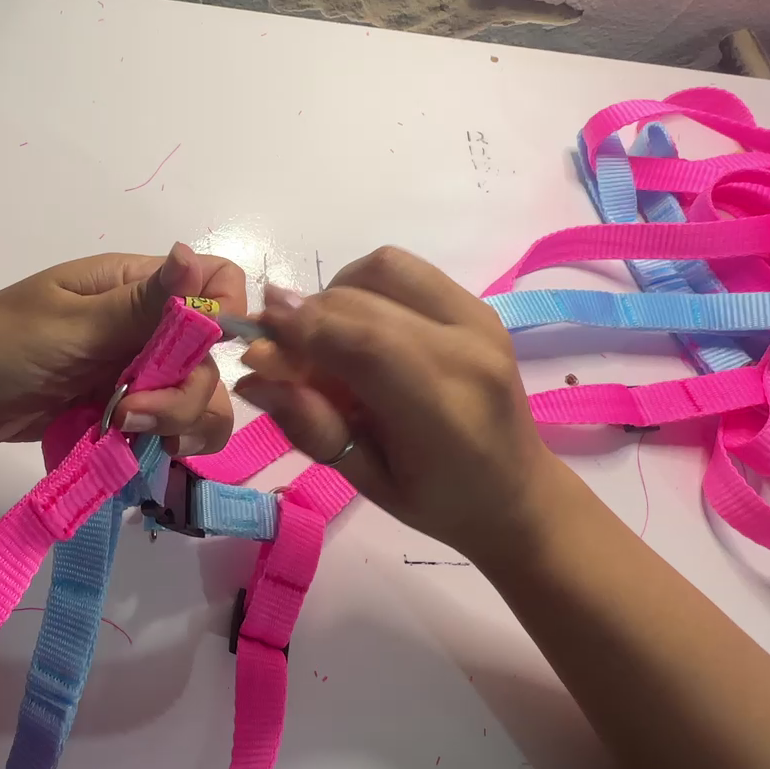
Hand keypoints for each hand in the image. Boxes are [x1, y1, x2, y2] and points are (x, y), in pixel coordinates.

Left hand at [0, 243, 245, 450]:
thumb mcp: (70, 323)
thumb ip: (138, 306)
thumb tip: (191, 256)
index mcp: (134, 288)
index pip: (215, 283)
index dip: (224, 315)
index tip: (201, 355)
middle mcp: (144, 328)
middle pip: (209, 360)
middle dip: (184, 395)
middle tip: (130, 414)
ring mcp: (134, 373)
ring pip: (197, 402)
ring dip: (177, 425)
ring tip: (129, 438)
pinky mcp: (120, 413)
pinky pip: (165, 431)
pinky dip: (160, 446)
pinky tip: (133, 454)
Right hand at [232, 247, 563, 558]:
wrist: (517, 493)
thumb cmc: (435, 499)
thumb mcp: (364, 479)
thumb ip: (310, 424)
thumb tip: (252, 375)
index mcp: (444, 409)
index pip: (362, 343)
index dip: (299, 330)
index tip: (253, 338)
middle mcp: (468, 350)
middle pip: (361, 302)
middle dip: (306, 320)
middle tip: (284, 358)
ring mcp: (477, 318)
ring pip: (380, 268)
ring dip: (334, 294)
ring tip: (324, 337)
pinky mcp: (475, 304)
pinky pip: (401, 268)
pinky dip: (361, 285)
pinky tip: (355, 324)